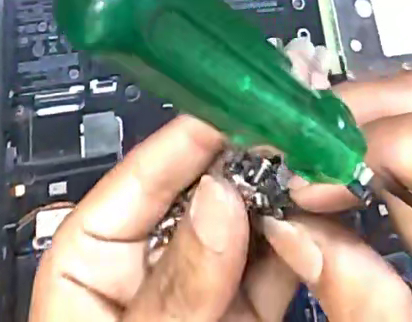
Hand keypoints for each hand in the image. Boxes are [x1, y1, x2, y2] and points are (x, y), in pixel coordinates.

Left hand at [30, 115, 298, 321]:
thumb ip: (176, 295)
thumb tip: (220, 195)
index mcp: (90, 279)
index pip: (127, 193)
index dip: (177, 145)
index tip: (228, 111)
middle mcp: (147, 279)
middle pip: (194, 200)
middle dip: (244, 163)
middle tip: (289, 127)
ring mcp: (201, 299)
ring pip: (240, 226)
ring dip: (279, 194)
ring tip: (313, 158)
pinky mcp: (244, 320)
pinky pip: (271, 268)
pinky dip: (298, 242)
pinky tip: (321, 216)